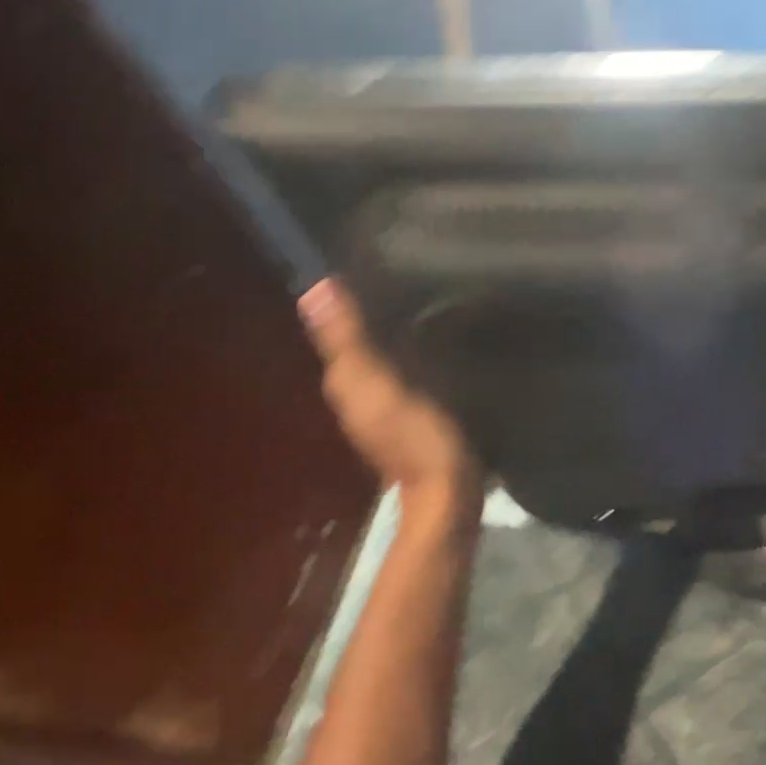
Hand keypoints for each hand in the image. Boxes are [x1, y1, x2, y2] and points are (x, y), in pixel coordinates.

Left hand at [299, 279, 480, 503]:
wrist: (451, 498)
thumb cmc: (415, 441)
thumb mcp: (380, 387)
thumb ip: (348, 343)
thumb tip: (313, 288)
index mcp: (344, 385)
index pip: (336, 335)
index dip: (346, 303)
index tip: (366, 266)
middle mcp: (358, 398)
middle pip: (361, 349)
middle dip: (374, 319)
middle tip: (400, 280)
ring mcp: (388, 416)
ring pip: (384, 364)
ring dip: (395, 341)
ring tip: (422, 305)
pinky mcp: (418, 424)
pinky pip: (408, 382)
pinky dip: (414, 364)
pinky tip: (434, 349)